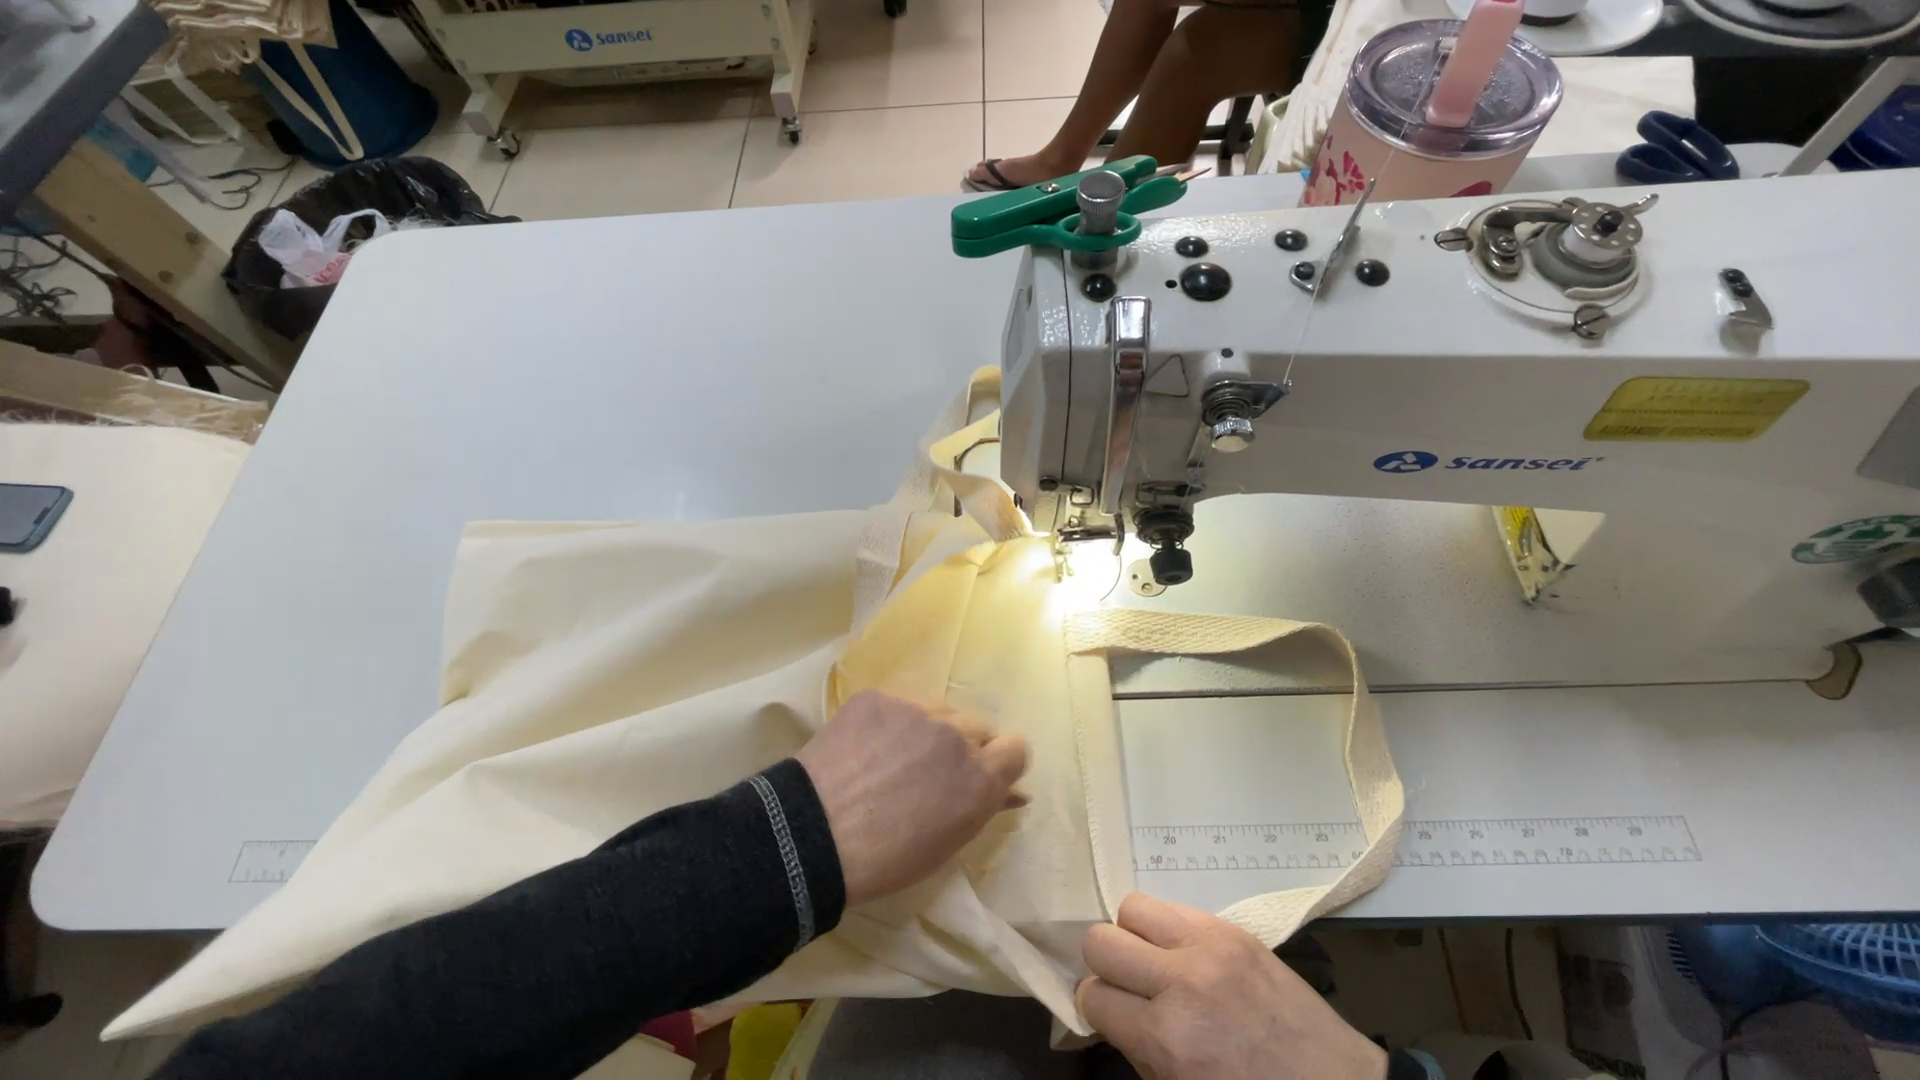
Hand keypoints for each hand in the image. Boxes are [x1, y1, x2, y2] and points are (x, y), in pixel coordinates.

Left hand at [797, 690, 1028, 905]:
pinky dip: (894, 721)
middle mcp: (957, 735)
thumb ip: (985, 806)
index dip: (999, 763)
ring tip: (896, 758)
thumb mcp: (947, 842)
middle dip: (965, 747)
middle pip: (979, 727)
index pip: (1016, 748)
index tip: (979, 777)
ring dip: (931, 730)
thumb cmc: (886, 858)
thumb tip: (1015, 791)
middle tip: (932, 772)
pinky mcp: (881, 696)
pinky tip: (870, 746)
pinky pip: (902, 704)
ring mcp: (917, 710)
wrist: (812, 835)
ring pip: (941, 711)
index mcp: (981, 779)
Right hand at [1078, 894, 1385, 1079]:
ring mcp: (1210, 947)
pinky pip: (1174, 906)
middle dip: (1105, 967)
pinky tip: (1184, 954)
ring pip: (1131, 907)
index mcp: (1167, 1038)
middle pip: (1101, 940)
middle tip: (1127, 987)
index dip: (1095, 1009)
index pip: (1092, 997)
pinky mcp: (1233, 929)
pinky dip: (1167, 928)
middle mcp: (1182, 982)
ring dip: (1133, 936)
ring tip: (1154, 962)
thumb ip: (1136, 1049)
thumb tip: (1107, 1012)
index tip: (1110, 1016)